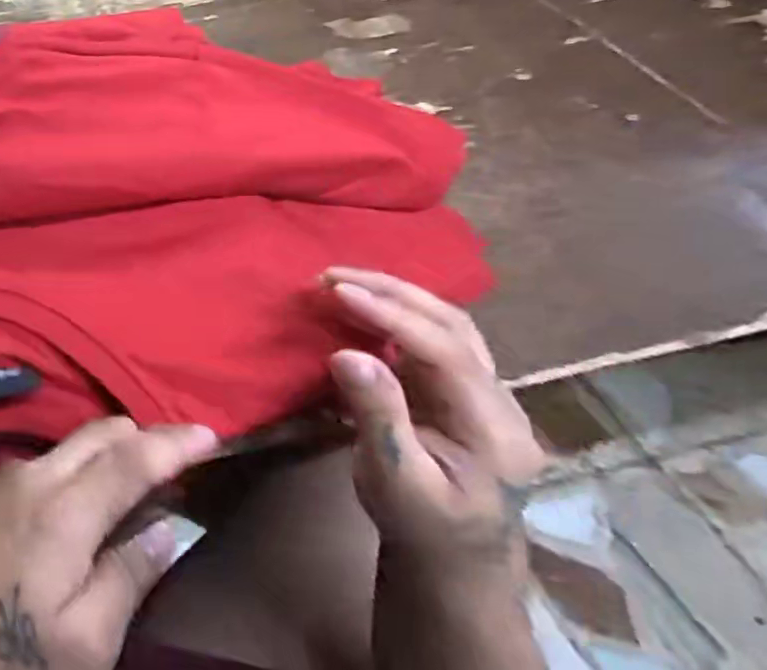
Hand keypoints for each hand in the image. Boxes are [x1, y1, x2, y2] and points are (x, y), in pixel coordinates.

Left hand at [0, 419, 218, 669]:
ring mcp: (11, 477)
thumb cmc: (10, 646)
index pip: (129, 460)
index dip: (172, 443)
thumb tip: (171, 526)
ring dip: (117, 446)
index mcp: (63, 510)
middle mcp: (36, 476)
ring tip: (156, 467)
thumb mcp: (86, 636)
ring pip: (76, 442)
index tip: (211, 434)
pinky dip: (90, 459)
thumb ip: (129, 574)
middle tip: (190, 451)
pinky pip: (56, 457)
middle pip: (100, 435)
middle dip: (147, 435)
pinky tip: (104, 485)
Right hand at [324, 267, 545, 570]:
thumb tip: (347, 353)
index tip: (338, 291)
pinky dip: (394, 313)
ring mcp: (484, 393)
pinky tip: (359, 306)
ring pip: (449, 325)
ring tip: (340, 282)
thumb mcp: (394, 477)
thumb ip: (377, 415)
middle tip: (330, 276)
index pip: (447, 353)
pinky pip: (431, 337)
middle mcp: (500, 402)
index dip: (393, 316)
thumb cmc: (421, 522)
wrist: (453, 554)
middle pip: (455, 327)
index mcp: (494, 429)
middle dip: (393, 293)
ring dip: (395, 295)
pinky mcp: (458, 389)